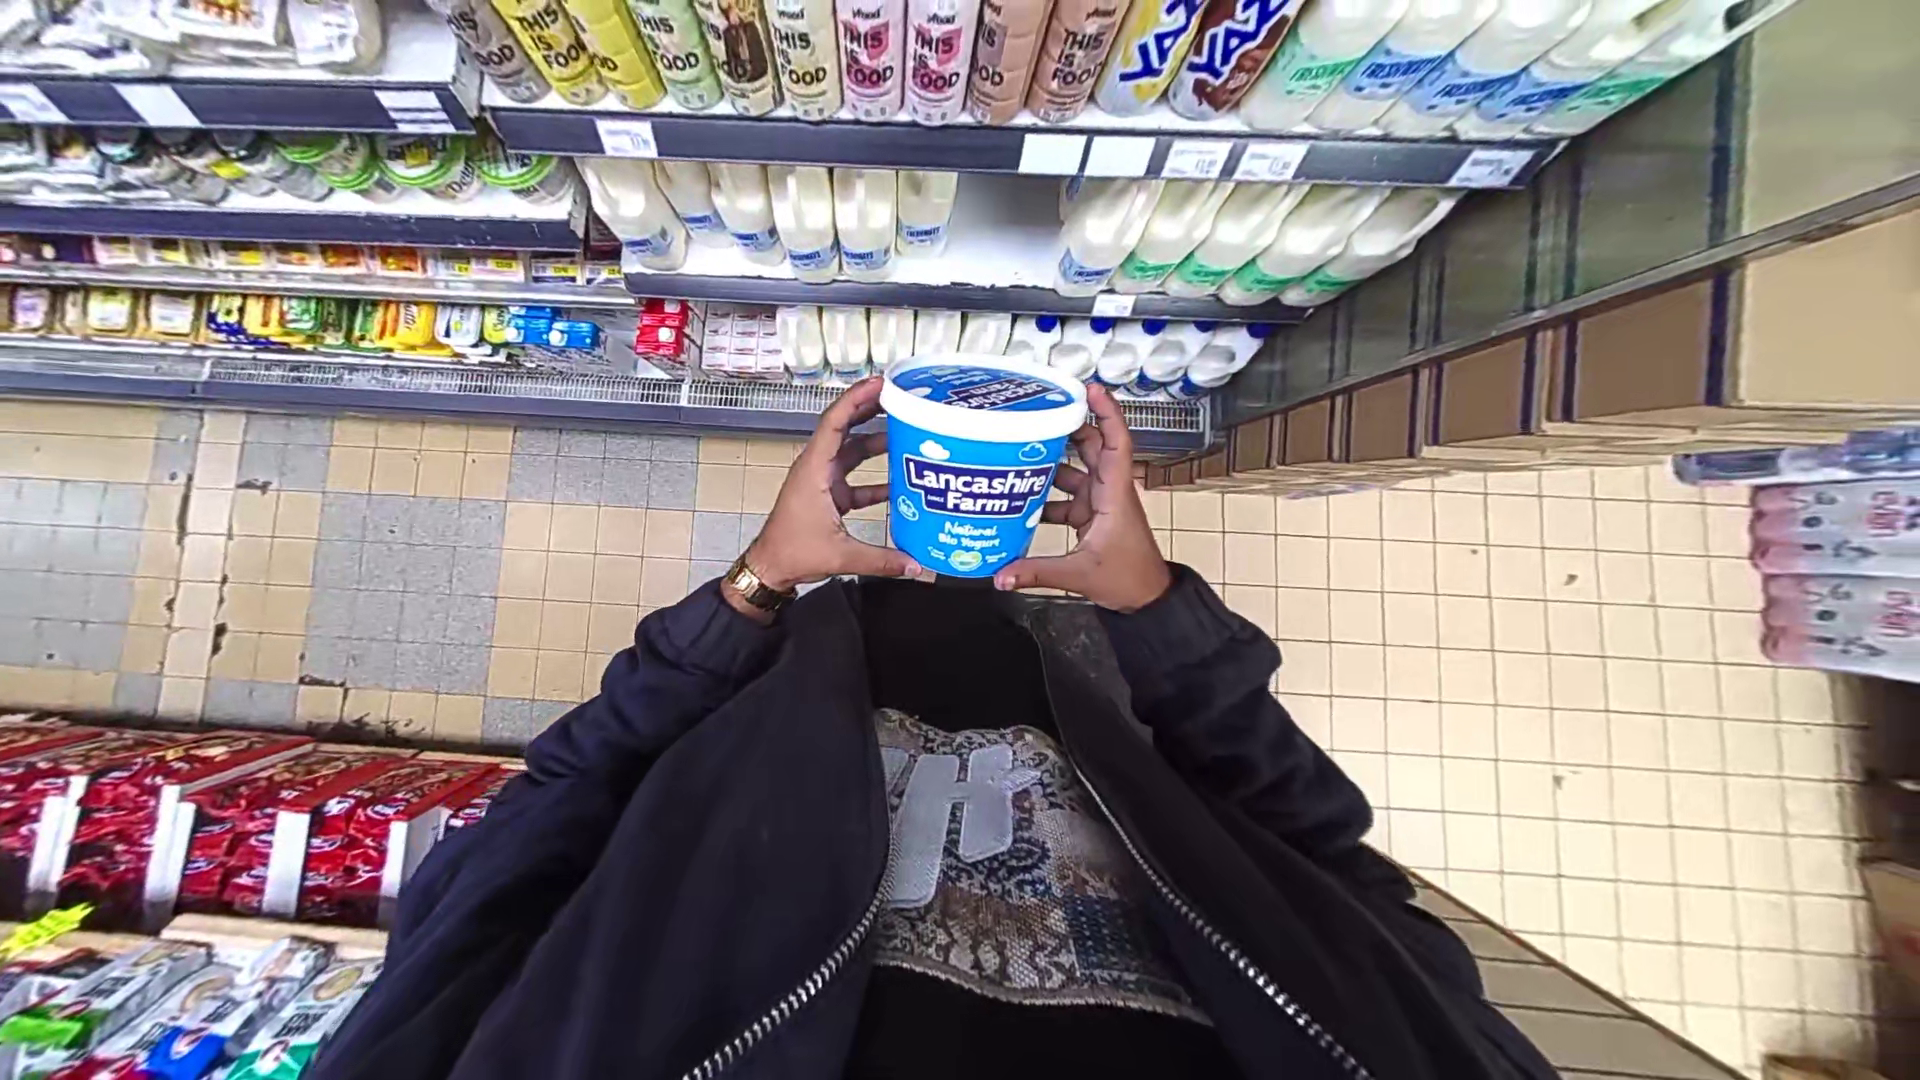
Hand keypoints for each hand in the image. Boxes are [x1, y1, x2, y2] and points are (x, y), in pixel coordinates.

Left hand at [742, 377, 920, 594]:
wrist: (771, 568)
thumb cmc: (791, 552)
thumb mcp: (841, 555)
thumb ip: (883, 560)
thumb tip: (915, 565)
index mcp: (814, 471)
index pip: (834, 422)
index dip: (856, 400)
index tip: (879, 385)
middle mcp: (817, 469)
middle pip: (844, 429)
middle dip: (869, 410)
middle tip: (897, 398)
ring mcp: (822, 482)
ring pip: (851, 452)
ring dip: (875, 441)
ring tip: (903, 431)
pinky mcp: (828, 496)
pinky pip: (855, 479)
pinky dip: (875, 478)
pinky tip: (898, 482)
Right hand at [992, 384, 1171, 611]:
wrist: (1147, 599)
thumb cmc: (1129, 579)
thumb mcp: (1079, 574)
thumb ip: (1037, 572)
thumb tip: (1000, 575)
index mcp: (1114, 495)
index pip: (1115, 443)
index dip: (1106, 413)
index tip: (1089, 389)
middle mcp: (1108, 492)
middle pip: (1089, 449)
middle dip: (1066, 429)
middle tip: (1038, 416)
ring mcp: (1099, 504)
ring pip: (1074, 472)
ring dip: (1051, 464)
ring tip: (1018, 454)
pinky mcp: (1091, 517)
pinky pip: (1066, 497)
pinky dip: (1047, 496)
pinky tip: (1022, 500)